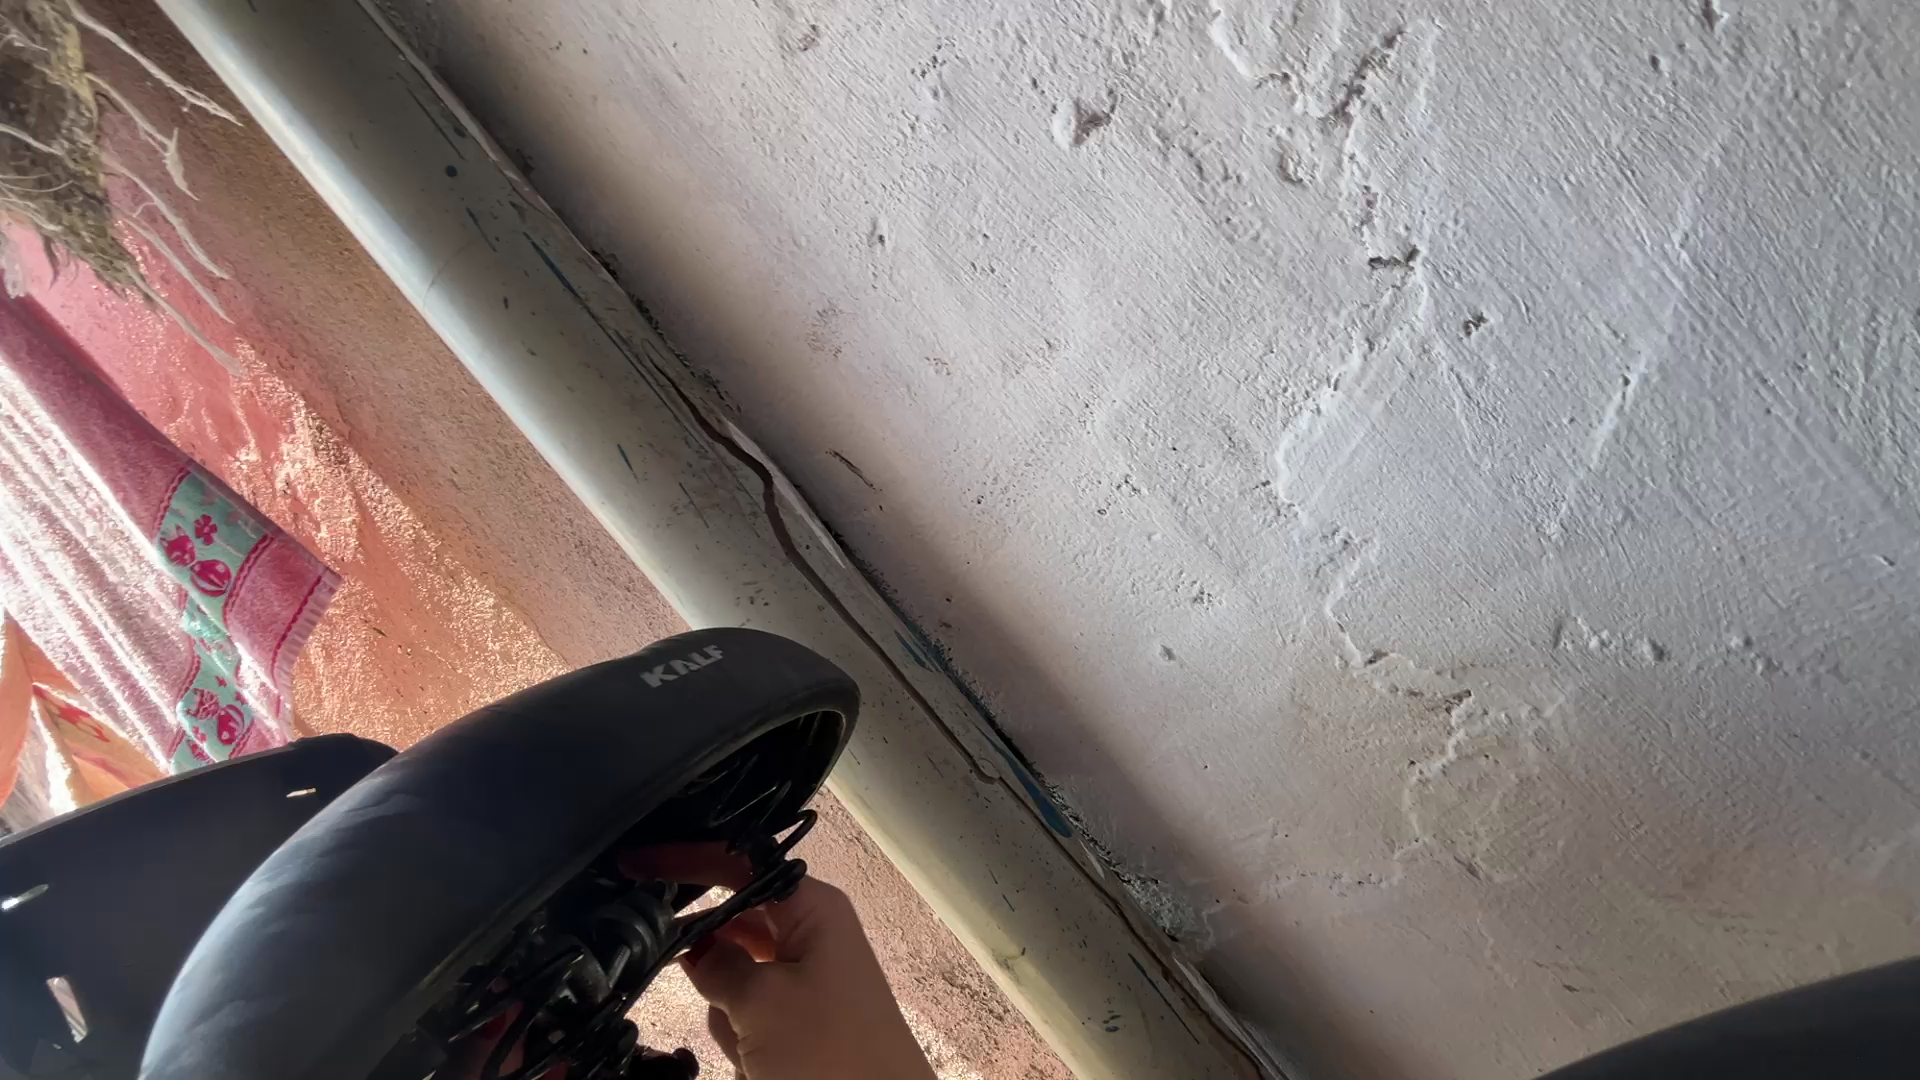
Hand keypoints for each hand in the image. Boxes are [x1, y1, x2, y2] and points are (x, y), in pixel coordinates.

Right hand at [625, 847, 937, 1079]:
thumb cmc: (830, 1052)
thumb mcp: (764, 1004)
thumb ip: (720, 967)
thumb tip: (693, 944)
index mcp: (812, 908)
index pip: (742, 865)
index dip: (690, 860)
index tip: (637, 862)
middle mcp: (809, 933)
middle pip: (735, 923)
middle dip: (711, 959)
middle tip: (699, 984)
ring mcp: (804, 979)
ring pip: (735, 976)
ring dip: (729, 1010)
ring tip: (756, 1044)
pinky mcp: (798, 1020)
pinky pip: (749, 1013)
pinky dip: (741, 1035)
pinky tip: (758, 1063)